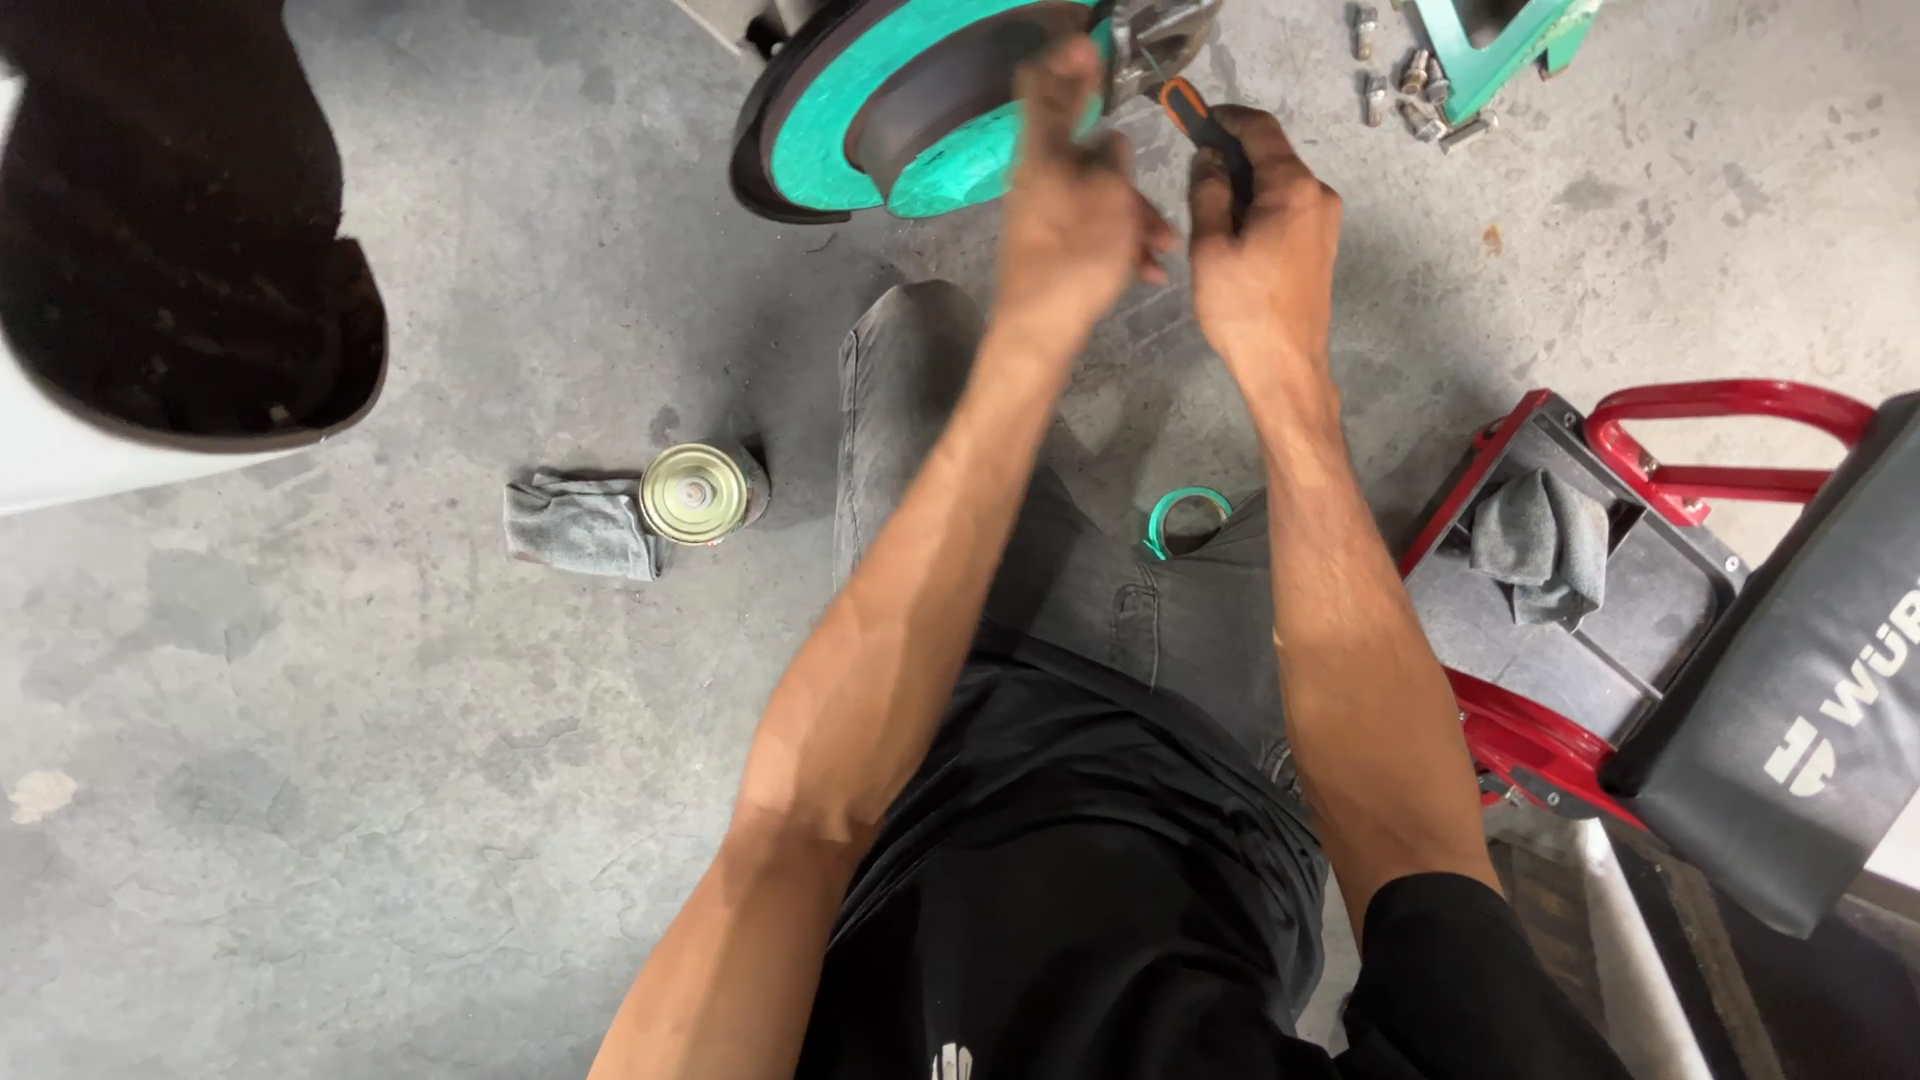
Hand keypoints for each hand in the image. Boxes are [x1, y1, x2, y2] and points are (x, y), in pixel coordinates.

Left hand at [992, 36, 1174, 361]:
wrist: (1039, 332)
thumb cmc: (1075, 258)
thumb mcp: (1110, 197)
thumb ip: (1113, 159)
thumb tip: (1110, 140)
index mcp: (1042, 153)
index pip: (1039, 85)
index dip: (1065, 60)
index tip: (1095, 50)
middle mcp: (1038, 180)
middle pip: (1081, 148)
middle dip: (1122, 158)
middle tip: (1139, 149)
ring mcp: (1043, 218)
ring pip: (1095, 198)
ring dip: (1133, 215)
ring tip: (1165, 246)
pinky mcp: (1051, 252)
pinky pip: (1091, 233)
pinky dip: (1120, 244)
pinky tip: (1148, 271)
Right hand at [1188, 106, 1341, 387]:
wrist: (1285, 366)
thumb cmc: (1242, 310)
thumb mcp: (1211, 249)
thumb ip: (1208, 194)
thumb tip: (1210, 158)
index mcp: (1293, 188)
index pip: (1261, 130)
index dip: (1227, 118)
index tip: (1197, 116)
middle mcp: (1318, 194)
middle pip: (1271, 158)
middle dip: (1231, 159)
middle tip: (1192, 178)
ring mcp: (1325, 221)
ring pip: (1277, 187)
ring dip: (1243, 189)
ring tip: (1207, 220)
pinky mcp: (1321, 246)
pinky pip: (1285, 211)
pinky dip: (1258, 210)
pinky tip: (1233, 238)